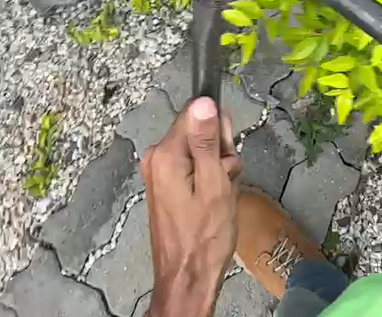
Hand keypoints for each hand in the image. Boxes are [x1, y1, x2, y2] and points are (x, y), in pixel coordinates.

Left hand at [143, 97, 241, 316]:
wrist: (188, 280)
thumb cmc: (205, 236)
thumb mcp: (214, 184)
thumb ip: (207, 141)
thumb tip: (203, 101)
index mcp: (165, 153)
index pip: (198, 113)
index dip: (218, 131)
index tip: (226, 157)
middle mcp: (156, 157)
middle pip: (198, 130)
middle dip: (219, 151)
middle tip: (224, 180)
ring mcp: (159, 172)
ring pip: (199, 149)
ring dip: (217, 167)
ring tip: (220, 194)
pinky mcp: (165, 185)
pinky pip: (192, 165)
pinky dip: (208, 178)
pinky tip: (213, 199)